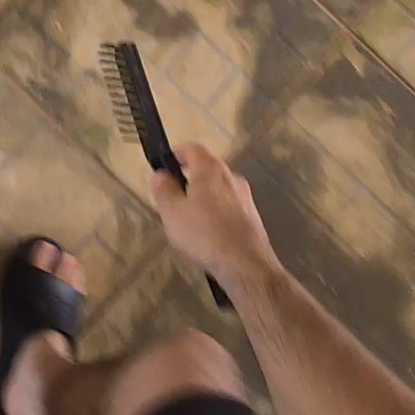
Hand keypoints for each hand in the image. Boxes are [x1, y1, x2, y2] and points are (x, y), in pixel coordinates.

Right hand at [150, 144, 276, 276]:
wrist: (245, 266)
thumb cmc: (204, 234)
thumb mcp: (172, 212)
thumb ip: (164, 189)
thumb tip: (160, 174)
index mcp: (210, 169)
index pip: (192, 148)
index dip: (176, 153)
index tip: (165, 165)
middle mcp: (231, 177)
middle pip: (207, 169)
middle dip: (189, 178)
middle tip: (174, 196)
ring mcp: (246, 197)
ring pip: (219, 189)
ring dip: (205, 197)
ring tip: (191, 219)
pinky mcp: (254, 218)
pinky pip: (230, 207)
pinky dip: (218, 213)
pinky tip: (210, 234)